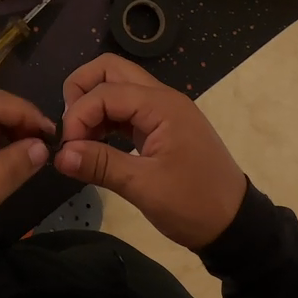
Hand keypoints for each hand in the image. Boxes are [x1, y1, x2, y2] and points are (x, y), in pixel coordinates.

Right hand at [56, 54, 247, 249]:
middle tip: (70, 128)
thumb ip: (101, 165)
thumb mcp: (145, 187)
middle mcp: (161, 97)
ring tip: (80, 141)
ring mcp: (162, 110)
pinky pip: (126, 108)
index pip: (105, 92)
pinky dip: (106, 119)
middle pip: (110, 70)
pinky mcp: (161, 126)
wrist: (237, 226)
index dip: (79, 115)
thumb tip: (60, 155)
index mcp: (161, 105)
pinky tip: (95, 144)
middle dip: (82, 91)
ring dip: (93, 105)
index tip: (66, 148)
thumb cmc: (194, 204)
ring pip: (117, 86)